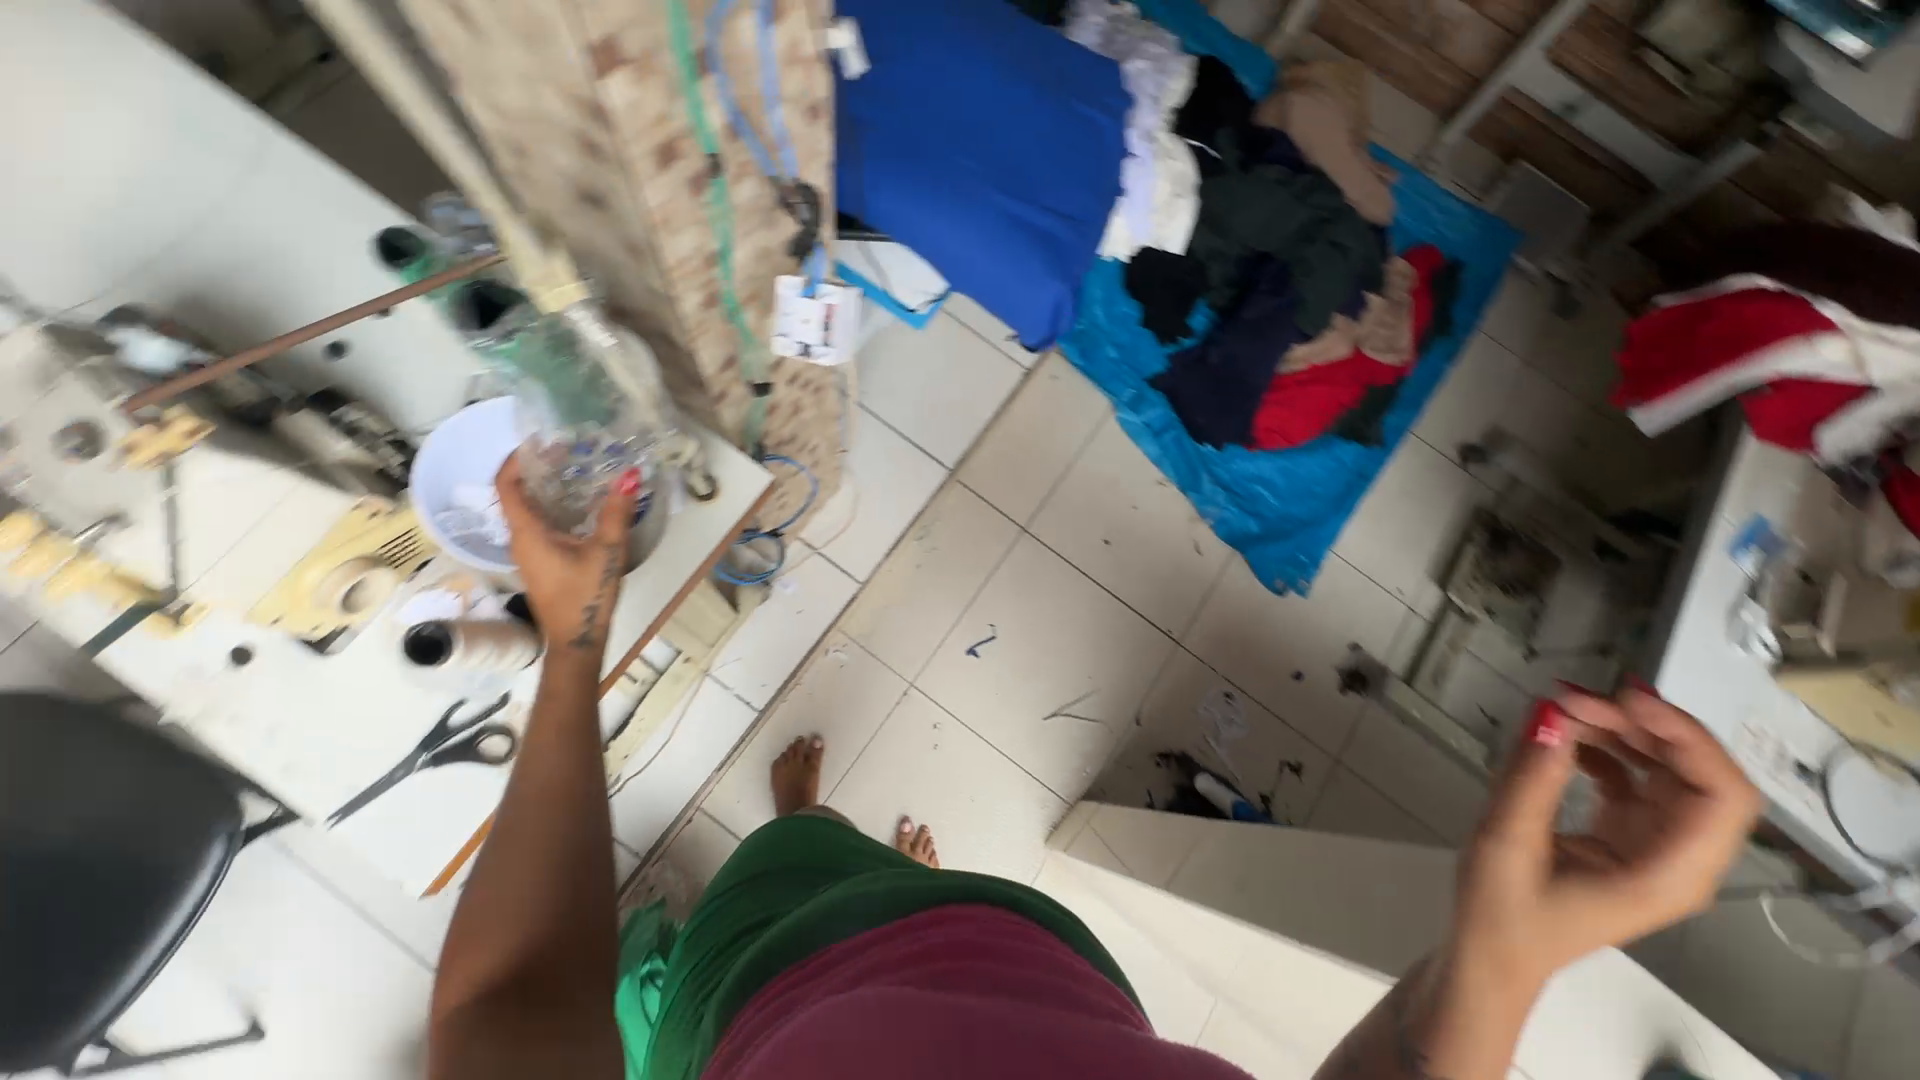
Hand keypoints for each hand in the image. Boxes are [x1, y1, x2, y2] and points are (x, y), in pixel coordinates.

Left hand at [493, 453, 639, 654]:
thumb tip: (629, 475)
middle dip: (538, 470)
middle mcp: (521, 540)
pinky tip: (583, 507)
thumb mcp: (607, 552)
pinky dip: (555, 508)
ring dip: (548, 489)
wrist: (576, 642)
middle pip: (517, 495)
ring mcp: (529, 553)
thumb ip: (617, 512)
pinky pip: (540, 525)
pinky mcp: (541, 563)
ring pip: (529, 511)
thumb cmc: (585, 596)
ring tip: (578, 472)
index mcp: (528, 533)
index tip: (542, 442)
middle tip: (568, 451)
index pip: (506, 485)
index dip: (517, 459)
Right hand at [1450, 686, 1762, 987]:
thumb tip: (1549, 711)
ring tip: (1564, 709)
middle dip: (1642, 727)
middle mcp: (1678, 858)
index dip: (1686, 739)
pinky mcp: (1626, 837)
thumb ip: (1533, 776)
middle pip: (1695, 777)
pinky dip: (1606, 751)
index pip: (1720, 796)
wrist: (1492, 956)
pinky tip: (1566, 739)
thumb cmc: (1503, 911)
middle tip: (1574, 699)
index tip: (1627, 699)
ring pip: (1666, 773)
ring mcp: (1655, 846)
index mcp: (1668, 873)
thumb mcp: (1507, 840)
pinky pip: (1635, 781)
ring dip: (1622, 734)